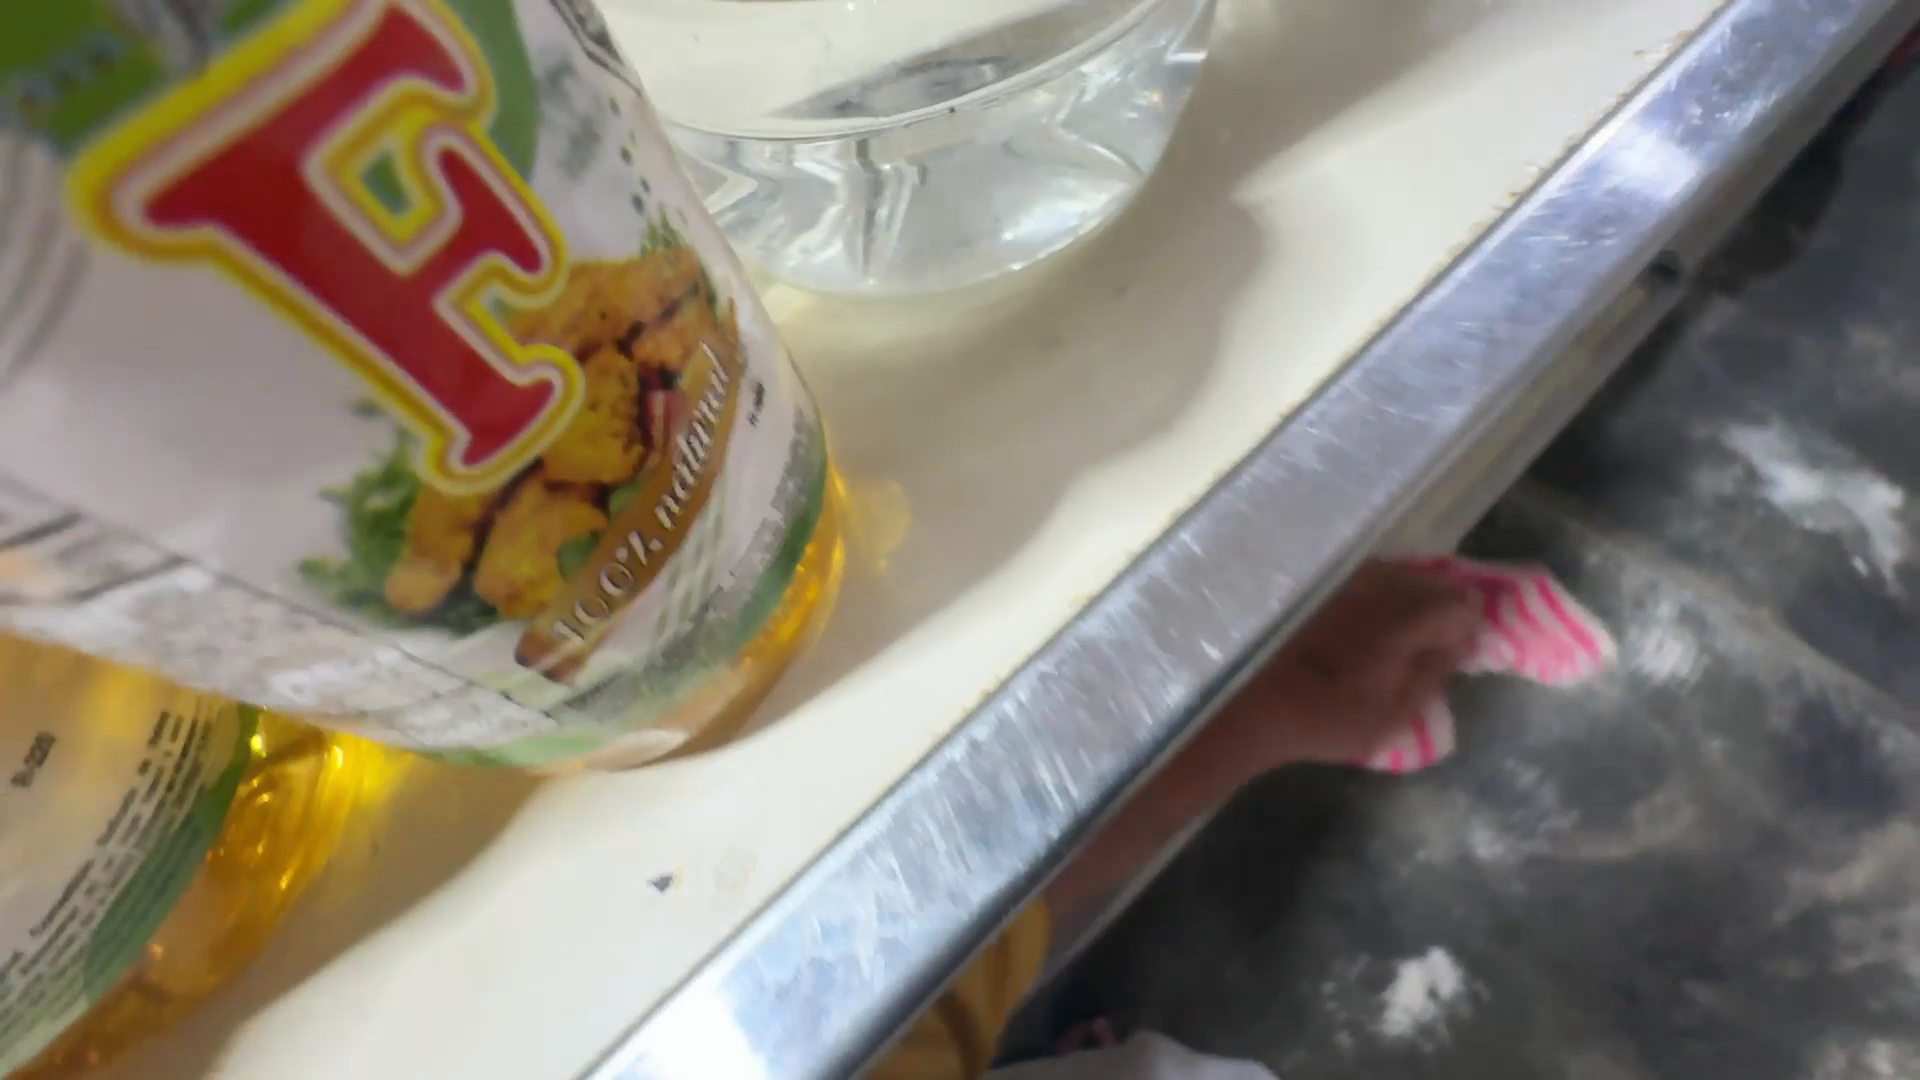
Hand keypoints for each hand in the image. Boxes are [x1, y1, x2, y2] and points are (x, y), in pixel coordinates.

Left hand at [1196, 559, 1481, 777]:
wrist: (1253, 706)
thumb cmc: (1327, 720)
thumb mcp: (1395, 713)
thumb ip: (1431, 671)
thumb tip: (1457, 640)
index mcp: (1399, 624)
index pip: (1453, 604)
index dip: (1466, 619)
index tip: (1462, 638)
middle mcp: (1370, 594)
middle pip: (1422, 580)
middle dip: (1439, 598)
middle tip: (1442, 625)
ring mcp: (1337, 587)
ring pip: (1389, 572)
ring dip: (1406, 588)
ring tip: (1407, 618)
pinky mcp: (1311, 590)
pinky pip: (1356, 576)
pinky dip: (1373, 586)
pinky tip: (1369, 610)